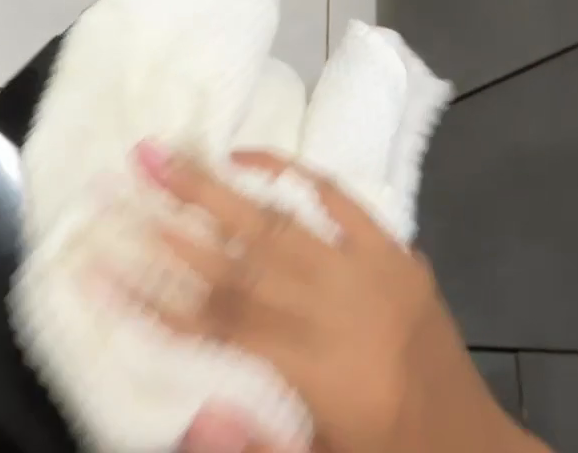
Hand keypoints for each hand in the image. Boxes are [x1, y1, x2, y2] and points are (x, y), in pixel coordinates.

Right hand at [129, 143, 548, 452]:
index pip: (218, 326)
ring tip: (169, 153)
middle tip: (129, 174)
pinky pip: (341, 200)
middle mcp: (342, 315)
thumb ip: (256, 443)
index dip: (152, 297)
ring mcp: (373, 275)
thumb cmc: (382, 452)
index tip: (100, 265)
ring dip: (216, 185)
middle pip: (241, 260)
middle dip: (176, 216)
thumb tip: (193, 410)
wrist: (477, 452)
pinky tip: (247, 155)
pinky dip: (292, 173)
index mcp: (322, 375)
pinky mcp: (396, 254)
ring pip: (278, 221)